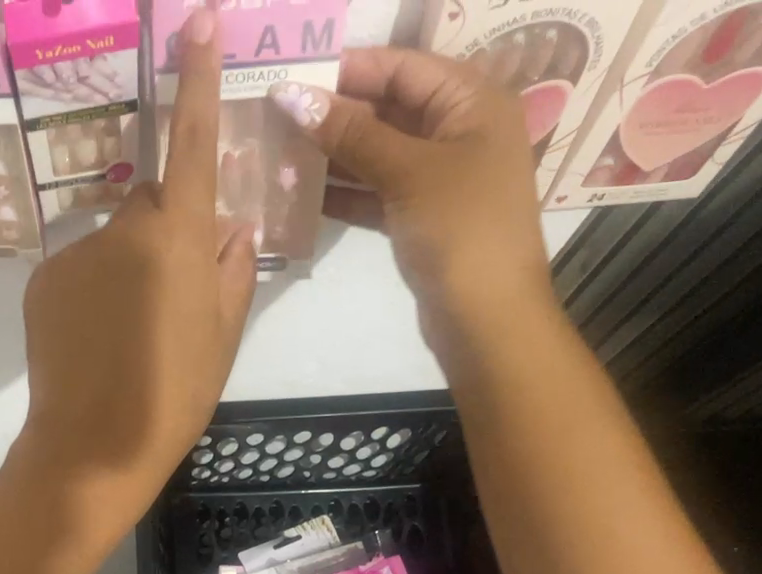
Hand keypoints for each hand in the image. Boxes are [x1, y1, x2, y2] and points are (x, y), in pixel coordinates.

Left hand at [18, 6, 257, 497]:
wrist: (92, 447)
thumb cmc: (175, 397)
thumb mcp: (223, 339)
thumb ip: (232, 273)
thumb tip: (234, 227)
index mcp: (181, 239)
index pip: (192, 143)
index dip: (195, 79)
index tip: (196, 19)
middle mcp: (123, 229)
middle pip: (151, 203)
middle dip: (167, 230)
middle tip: (173, 296)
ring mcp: (76, 253)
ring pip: (114, 240)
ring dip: (128, 267)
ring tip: (131, 334)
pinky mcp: (42, 280)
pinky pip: (79, 266)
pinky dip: (93, 289)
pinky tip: (97, 339)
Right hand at [266, 48, 550, 342]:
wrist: (486, 317)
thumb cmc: (460, 229)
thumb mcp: (406, 172)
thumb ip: (350, 133)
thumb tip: (291, 95)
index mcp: (472, 102)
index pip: (402, 68)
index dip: (347, 70)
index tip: (291, 77)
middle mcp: (460, 131)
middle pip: (388, 108)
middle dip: (334, 114)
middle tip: (275, 116)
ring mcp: (440, 178)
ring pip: (378, 153)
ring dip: (332, 155)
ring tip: (279, 152)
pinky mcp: (421, 217)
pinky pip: (377, 192)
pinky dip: (344, 192)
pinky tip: (301, 194)